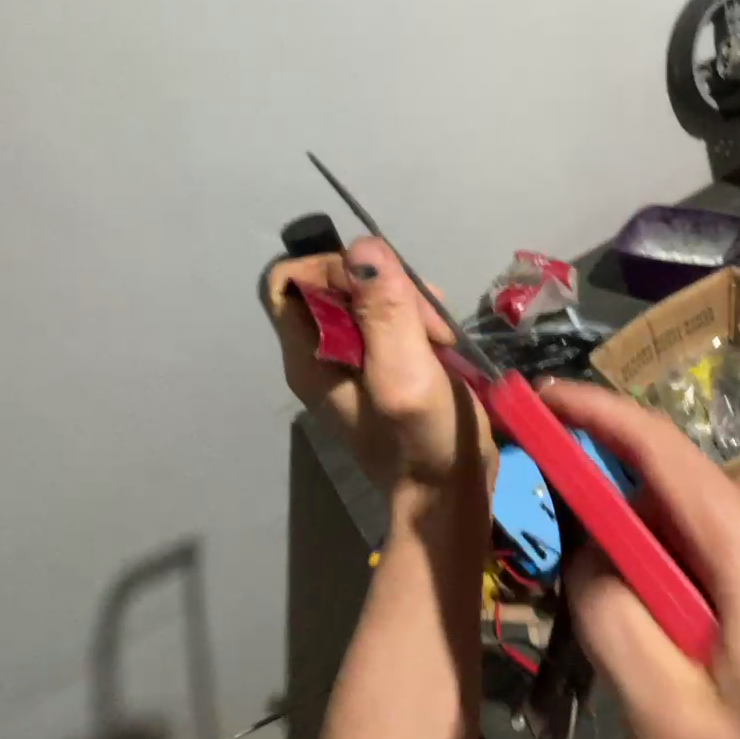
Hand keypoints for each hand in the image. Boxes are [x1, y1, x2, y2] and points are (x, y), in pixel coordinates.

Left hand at [260, 237, 492, 494]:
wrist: (449, 492)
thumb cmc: (421, 440)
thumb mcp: (404, 376)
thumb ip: (385, 313)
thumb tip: (364, 247)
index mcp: (309, 356)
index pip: (290, 280)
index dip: (334, 268)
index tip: (383, 289)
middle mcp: (323, 350)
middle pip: (336, 280)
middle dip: (385, 285)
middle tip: (426, 320)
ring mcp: (356, 355)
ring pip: (371, 293)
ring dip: (412, 302)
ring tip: (441, 337)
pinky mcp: (387, 358)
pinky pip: (394, 314)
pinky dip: (422, 317)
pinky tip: (444, 342)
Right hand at [540, 381, 739, 738]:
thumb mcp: (669, 713)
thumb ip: (609, 622)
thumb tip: (584, 552)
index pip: (652, 443)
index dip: (589, 411)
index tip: (534, 398)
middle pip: (648, 478)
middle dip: (599, 516)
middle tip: (584, 591)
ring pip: (659, 506)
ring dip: (630, 552)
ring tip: (647, 633)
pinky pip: (681, 520)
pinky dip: (655, 557)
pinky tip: (672, 620)